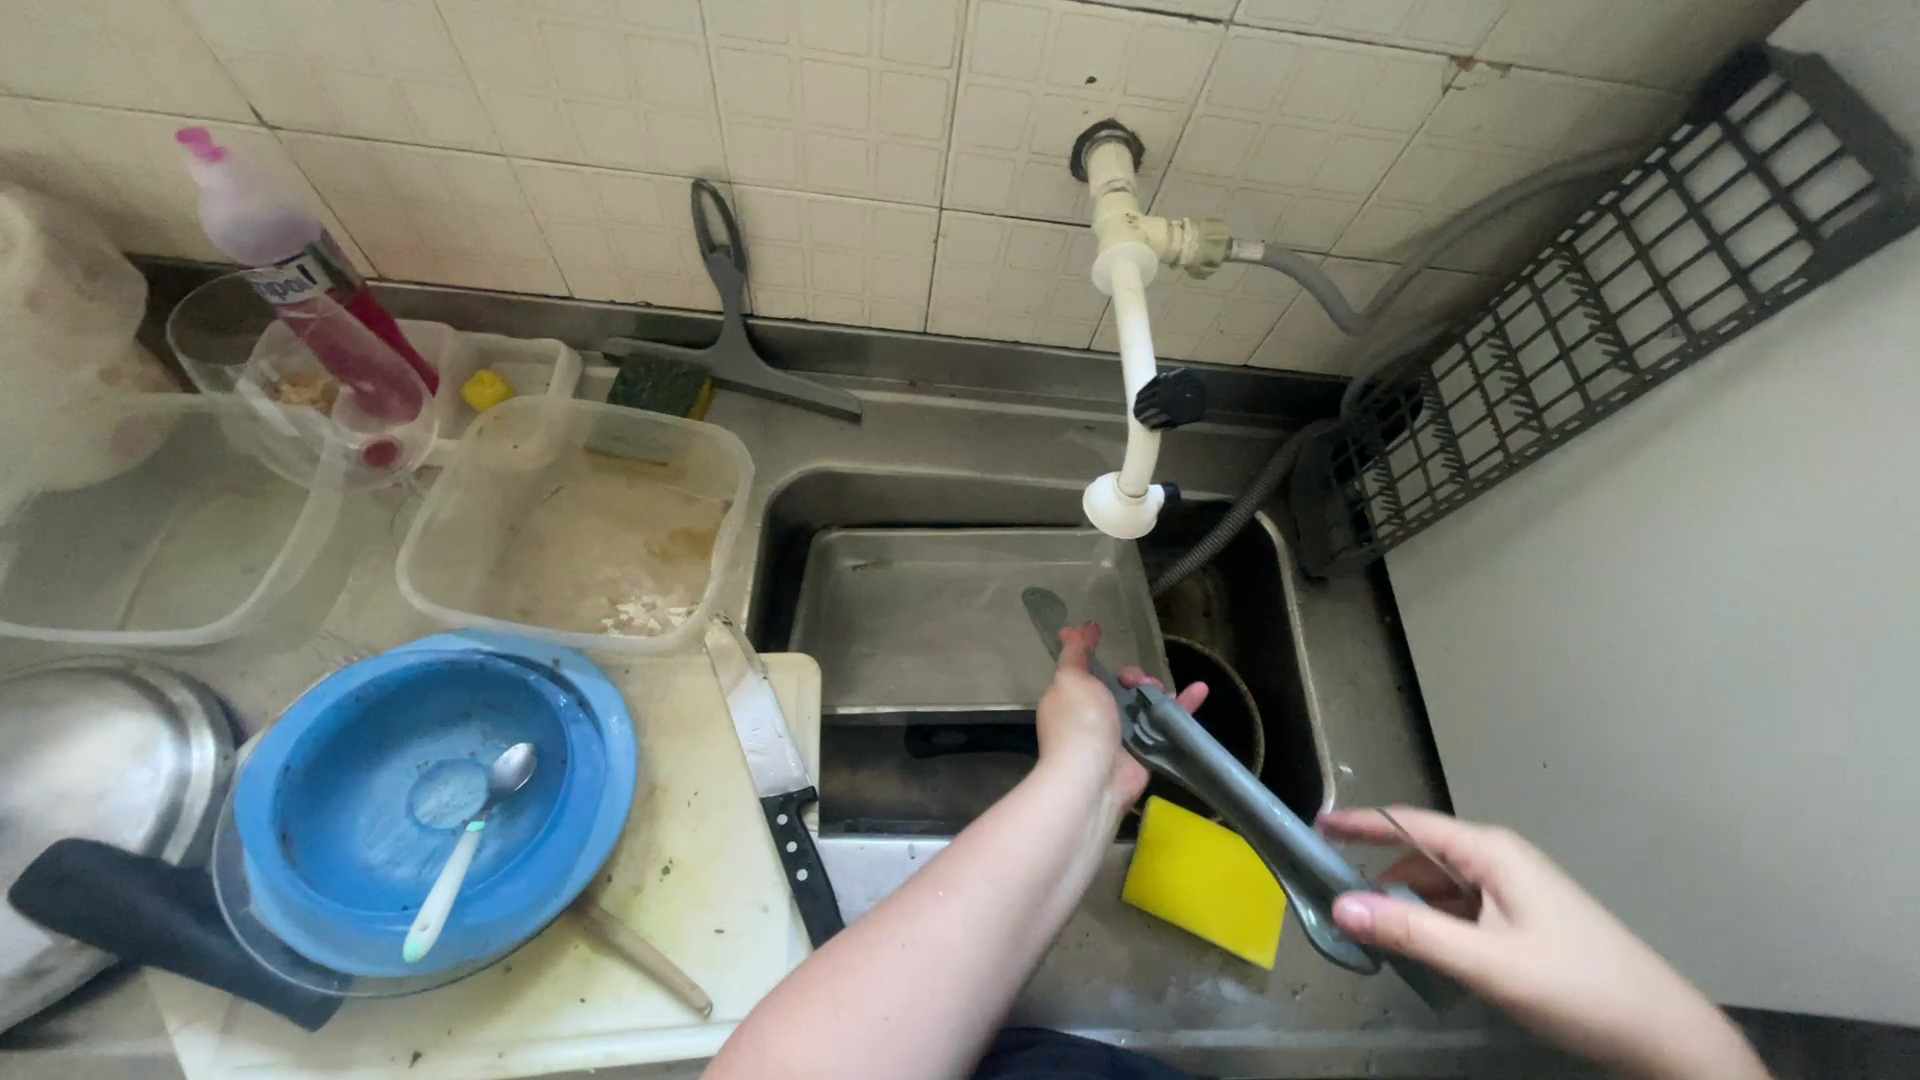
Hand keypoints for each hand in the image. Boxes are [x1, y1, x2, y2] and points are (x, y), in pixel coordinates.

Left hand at [1036, 623, 1205, 804]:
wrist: (1093, 776)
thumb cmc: (1079, 722)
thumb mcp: (1070, 679)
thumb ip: (1073, 656)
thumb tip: (1067, 631)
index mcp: (1070, 696)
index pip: (1082, 666)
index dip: (1089, 646)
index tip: (1098, 628)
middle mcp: (1093, 713)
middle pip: (1118, 684)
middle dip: (1130, 675)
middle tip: (1134, 680)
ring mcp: (1119, 732)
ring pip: (1143, 701)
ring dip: (1155, 689)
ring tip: (1158, 690)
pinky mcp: (1145, 748)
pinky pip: (1166, 722)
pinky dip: (1183, 706)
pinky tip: (1200, 690)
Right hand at [1319, 807, 1769, 1079]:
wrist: (1670, 1040)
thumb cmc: (1579, 988)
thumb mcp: (1487, 964)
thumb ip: (1411, 932)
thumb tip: (1340, 906)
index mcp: (1490, 852)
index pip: (1407, 823)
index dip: (1358, 823)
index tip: (1314, 824)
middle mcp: (1499, 859)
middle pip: (1420, 854)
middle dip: (1378, 873)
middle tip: (1340, 897)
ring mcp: (1515, 889)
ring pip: (1440, 884)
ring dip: (1407, 904)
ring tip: (1380, 934)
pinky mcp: (1524, 918)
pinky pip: (1461, 907)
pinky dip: (1434, 921)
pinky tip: (1426, 951)